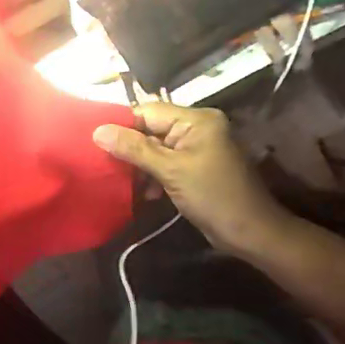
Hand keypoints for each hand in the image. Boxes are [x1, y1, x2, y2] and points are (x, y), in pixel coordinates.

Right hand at [93, 103, 286, 255]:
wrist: (250, 232)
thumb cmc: (213, 196)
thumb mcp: (170, 170)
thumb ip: (134, 149)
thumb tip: (98, 131)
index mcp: (196, 119)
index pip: (148, 112)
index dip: (121, 125)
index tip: (94, 141)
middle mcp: (197, 127)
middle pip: (150, 129)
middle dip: (128, 147)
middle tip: (103, 163)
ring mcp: (197, 148)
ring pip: (155, 148)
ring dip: (138, 164)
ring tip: (120, 180)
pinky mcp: (194, 167)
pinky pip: (164, 162)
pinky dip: (151, 174)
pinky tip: (142, 192)